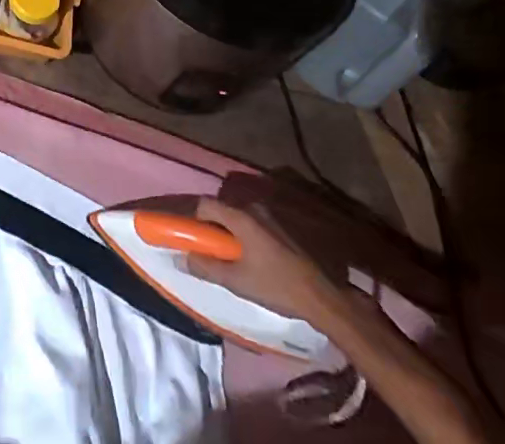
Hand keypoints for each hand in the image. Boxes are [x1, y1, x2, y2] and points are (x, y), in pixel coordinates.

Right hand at [179, 197, 346, 324]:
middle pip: (222, 211)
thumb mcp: (235, 280)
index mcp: (241, 217)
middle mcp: (255, 210)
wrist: (324, 299)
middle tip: (211, 252)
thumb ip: (204, 266)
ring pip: (239, 219)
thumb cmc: (276, 286)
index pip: (205, 204)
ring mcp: (272, 219)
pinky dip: (245, 237)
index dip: (192, 219)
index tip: (192, 239)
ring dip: (230, 234)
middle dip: (212, 228)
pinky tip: (253, 261)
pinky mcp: (284, 231)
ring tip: (232, 259)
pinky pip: (254, 226)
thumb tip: (180, 258)